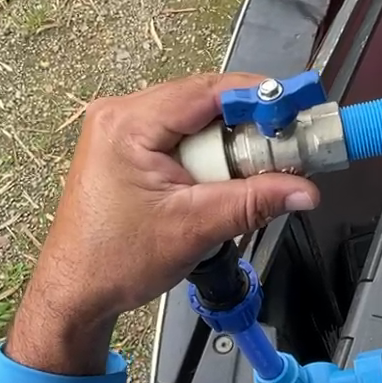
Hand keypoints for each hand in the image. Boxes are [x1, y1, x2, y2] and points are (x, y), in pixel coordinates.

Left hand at [7, 73, 319, 374]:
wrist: (76, 291)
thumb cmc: (116, 261)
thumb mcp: (195, 228)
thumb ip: (254, 203)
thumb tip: (305, 190)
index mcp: (128, 123)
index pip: (207, 91)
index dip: (258, 99)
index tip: (295, 112)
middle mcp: (120, 115)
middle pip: (203, 103)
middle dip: (245, 129)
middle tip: (282, 157)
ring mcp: (120, 131)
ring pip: (194, 123)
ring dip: (226, 148)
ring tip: (250, 179)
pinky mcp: (126, 150)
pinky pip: (179, 140)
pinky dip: (206, 159)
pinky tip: (219, 185)